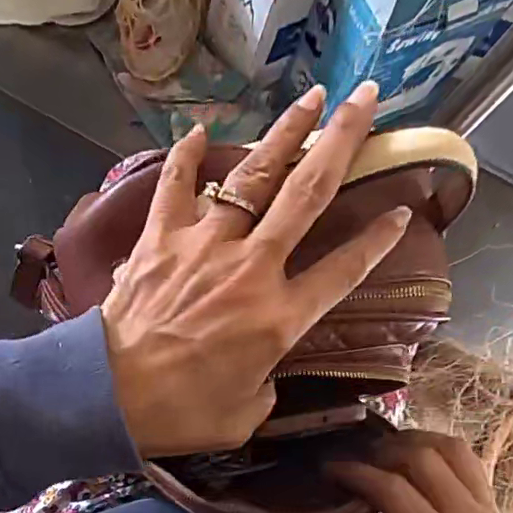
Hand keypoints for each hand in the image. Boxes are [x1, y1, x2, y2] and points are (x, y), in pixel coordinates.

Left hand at [101, 81, 412, 458]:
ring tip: (311, 97)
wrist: (110, 398)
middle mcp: (252, 269)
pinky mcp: (161, 239)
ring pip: (254, 176)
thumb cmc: (183, 414)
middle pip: (308, 194)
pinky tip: (201, 131)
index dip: (378, 241)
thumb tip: (261, 366)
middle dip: (344, 141)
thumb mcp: (246, 414)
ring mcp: (205, 246)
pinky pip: (176, 186)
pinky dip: (187, 156)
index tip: (402, 211)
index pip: (343, 270)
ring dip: (285, 132)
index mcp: (280, 318)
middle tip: (367, 98)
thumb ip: (267, 383)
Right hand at [322, 432, 509, 512]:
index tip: (331, 469)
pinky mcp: (493, 504)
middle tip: (356, 461)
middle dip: (382, 453)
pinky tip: (412, 456)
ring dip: (412, 442)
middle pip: (423, 460)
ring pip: (450, 449)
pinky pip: (467, 458)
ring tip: (383, 452)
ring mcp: (489, 509)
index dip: (357, 474)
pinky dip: (436, 449)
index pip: (394, 491)